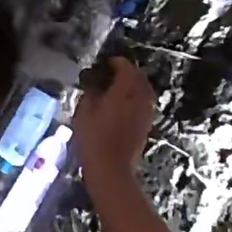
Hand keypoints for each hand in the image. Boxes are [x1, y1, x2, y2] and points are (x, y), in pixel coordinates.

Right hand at [73, 57, 155, 180]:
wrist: (112, 169)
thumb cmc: (93, 139)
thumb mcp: (84, 113)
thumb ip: (90, 93)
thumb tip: (94, 84)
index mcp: (124, 91)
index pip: (126, 68)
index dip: (116, 62)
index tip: (106, 63)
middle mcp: (139, 98)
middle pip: (139, 77)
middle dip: (128, 71)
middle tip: (112, 73)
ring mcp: (146, 112)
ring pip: (145, 89)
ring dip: (134, 84)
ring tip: (119, 87)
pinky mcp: (147, 124)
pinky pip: (145, 102)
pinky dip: (137, 97)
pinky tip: (125, 103)